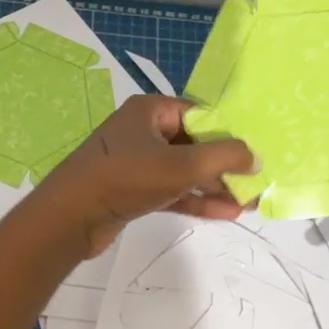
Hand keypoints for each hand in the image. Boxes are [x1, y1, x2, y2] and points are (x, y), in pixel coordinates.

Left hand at [30, 95, 256, 257]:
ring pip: (185, 171)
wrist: (71, 217)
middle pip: (195, 143)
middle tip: (257, 182)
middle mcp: (143, 131)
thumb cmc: (126, 178)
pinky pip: (172, 191)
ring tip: (249, 202)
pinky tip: (226, 213)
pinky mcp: (134, 191)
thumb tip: (255, 158)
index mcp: (151, 111)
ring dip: (215, 186)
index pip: (201, 115)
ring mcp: (137, 162)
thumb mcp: (182, 165)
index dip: (230, 133)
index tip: (256, 152)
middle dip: (226, 164)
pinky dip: (196, 200)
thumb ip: (224, 158)